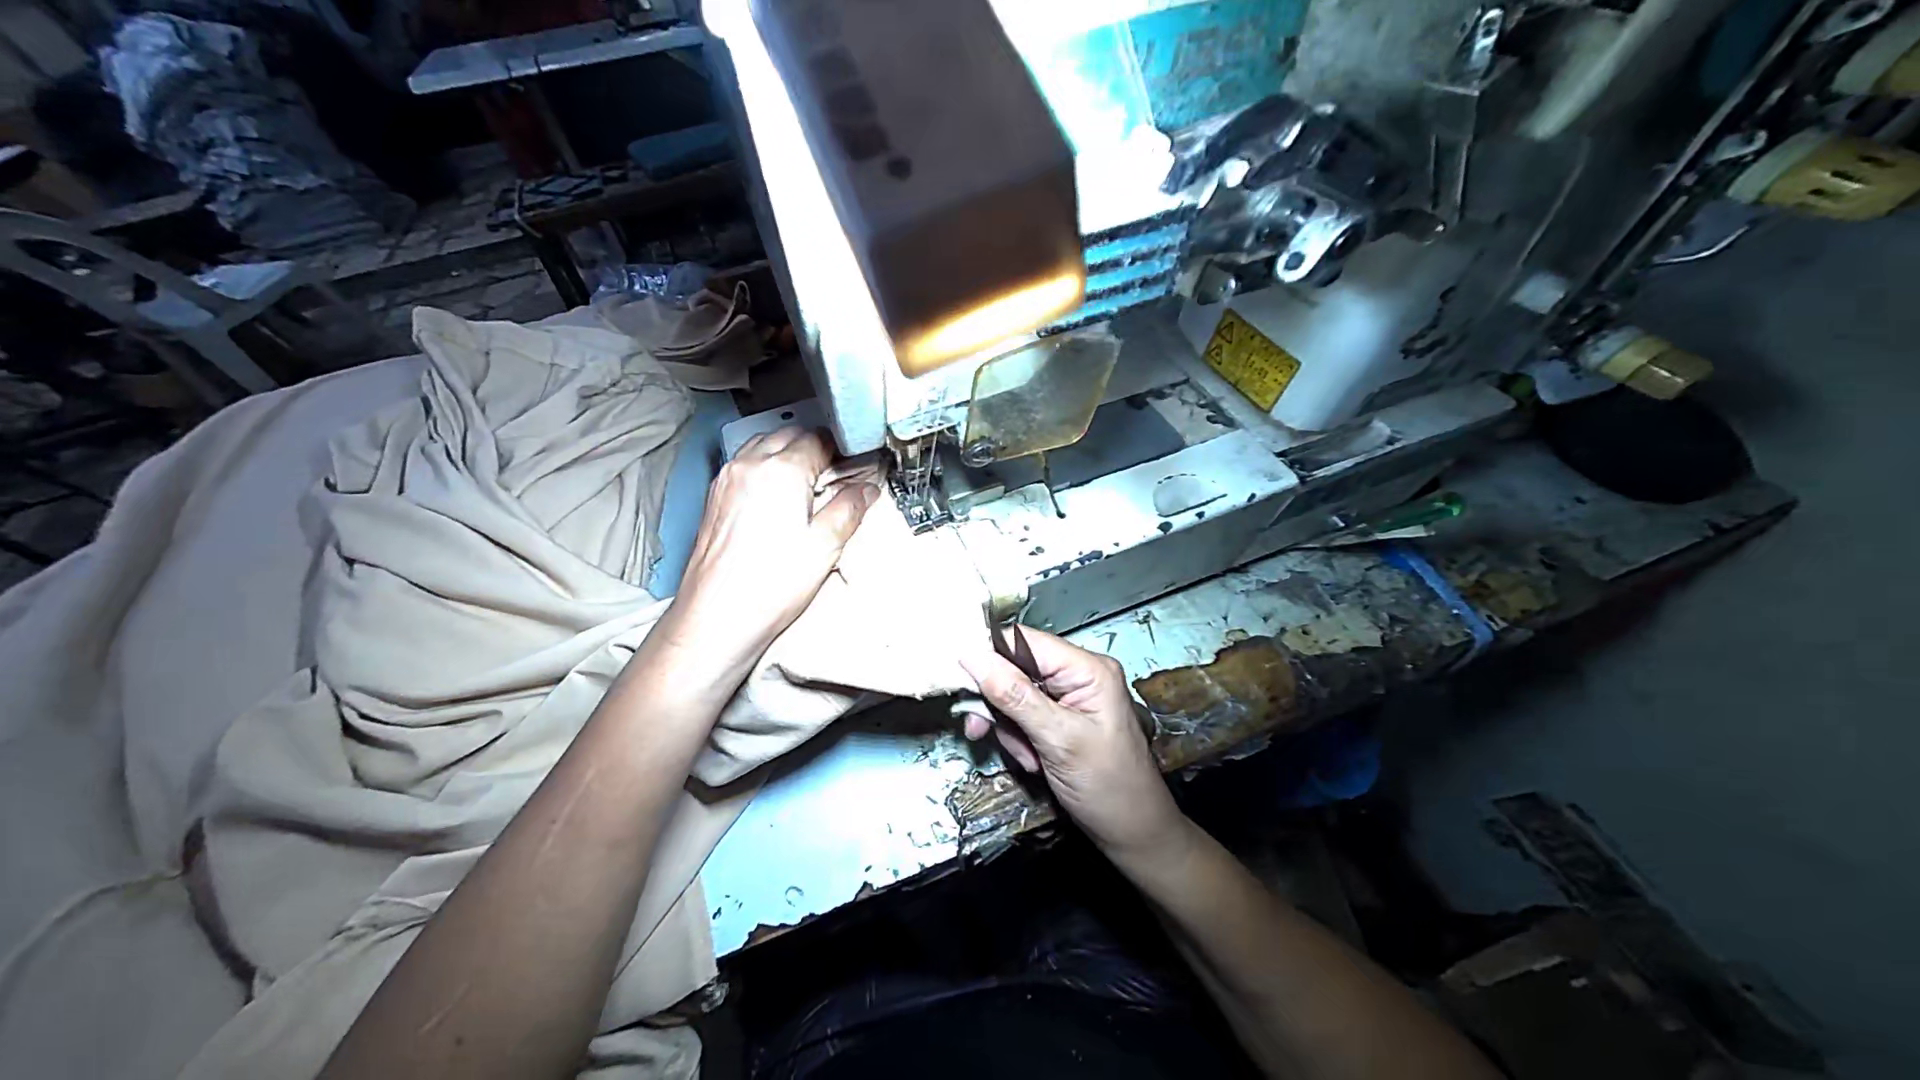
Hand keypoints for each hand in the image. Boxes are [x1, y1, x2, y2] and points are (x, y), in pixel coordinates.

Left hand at [660, 427, 878, 683]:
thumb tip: (865, 491)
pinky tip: (777, 496)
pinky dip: (764, 467)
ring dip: (786, 452)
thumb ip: (849, 509)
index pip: (819, 440)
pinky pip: (743, 465)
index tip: (855, 465)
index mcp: (781, 471)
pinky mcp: (714, 498)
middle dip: (814, 447)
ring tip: (806, 482)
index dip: (842, 450)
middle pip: (789, 435)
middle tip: (836, 473)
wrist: (716, 617)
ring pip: (763, 445)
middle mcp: (749, 466)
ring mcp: (727, 481)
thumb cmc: (766, 588)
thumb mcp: (825, 547)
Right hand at [960, 631, 1182, 857]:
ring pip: (1013, 694)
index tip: (959, 676)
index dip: (988, 654)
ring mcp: (1069, 697)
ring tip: (1027, 758)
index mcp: (1086, 668)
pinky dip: (1018, 738)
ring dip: (1009, 727)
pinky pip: (1023, 715)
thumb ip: (1014, 696)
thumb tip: (973, 656)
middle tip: (980, 728)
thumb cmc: (1109, 787)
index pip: (1024, 640)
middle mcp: (1077, 674)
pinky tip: (1031, 760)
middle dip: (997, 701)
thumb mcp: (1058, 739)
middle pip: (1014, 667)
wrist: (1134, 834)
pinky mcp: (1060, 719)